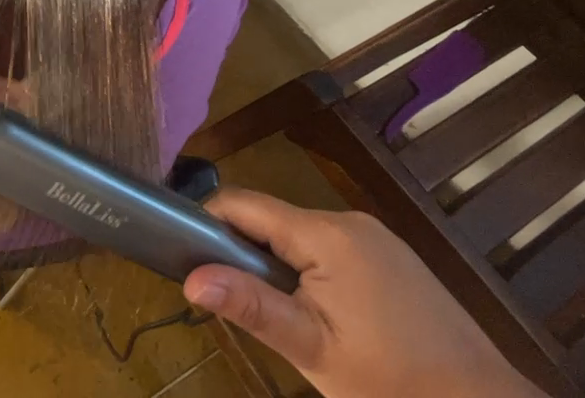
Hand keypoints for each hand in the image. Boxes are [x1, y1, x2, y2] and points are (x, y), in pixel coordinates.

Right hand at [184, 190, 543, 397]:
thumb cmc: (396, 385)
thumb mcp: (313, 351)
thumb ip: (251, 307)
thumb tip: (189, 279)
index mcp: (326, 234)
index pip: (241, 204)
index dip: (207, 224)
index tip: (190, 260)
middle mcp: (348, 219)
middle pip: (269, 219)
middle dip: (245, 253)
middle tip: (245, 306)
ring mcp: (375, 235)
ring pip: (297, 234)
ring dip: (278, 264)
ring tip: (287, 317)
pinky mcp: (392, 255)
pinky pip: (329, 246)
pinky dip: (311, 270)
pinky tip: (326, 315)